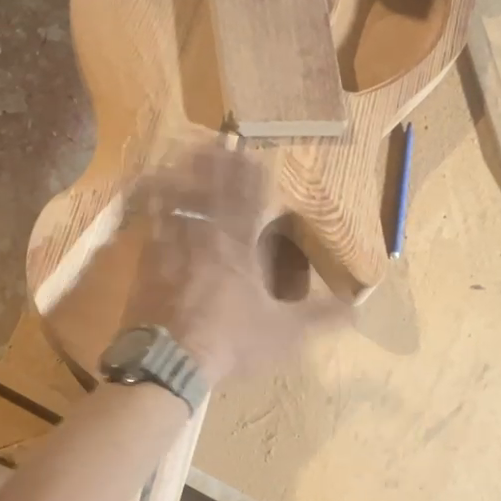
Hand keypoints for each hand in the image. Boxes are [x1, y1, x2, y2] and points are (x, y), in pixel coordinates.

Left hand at [55, 142, 348, 387]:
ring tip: (181, 155)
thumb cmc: (229, 343)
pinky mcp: (143, 264)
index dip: (249, 175)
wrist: (167, 361)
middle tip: (216, 140)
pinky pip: (148, 224)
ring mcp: (169, 248)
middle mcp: (203, 238)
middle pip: (209, 190)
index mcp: (239, 247)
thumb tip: (356, 308)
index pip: (247, 199)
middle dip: (215, 164)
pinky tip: (147, 195)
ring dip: (181, 175)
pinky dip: (150, 205)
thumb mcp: (283, 335)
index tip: (251, 153)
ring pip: (177, 200)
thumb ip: (319, 318)